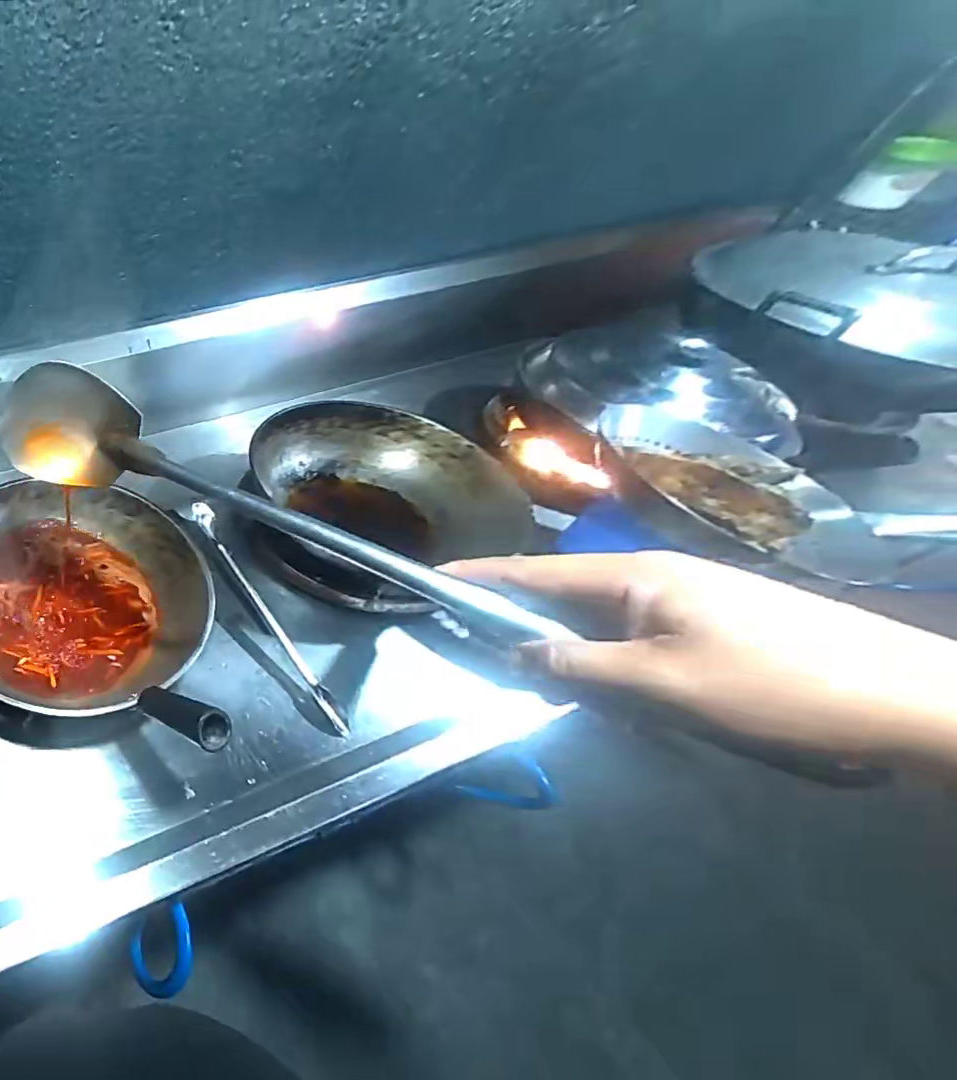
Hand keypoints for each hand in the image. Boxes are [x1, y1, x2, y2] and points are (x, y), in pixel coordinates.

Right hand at [444, 552, 956, 769]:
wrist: (928, 704)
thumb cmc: (782, 685)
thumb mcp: (662, 684)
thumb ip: (575, 665)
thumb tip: (517, 652)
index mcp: (636, 576)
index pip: (534, 571)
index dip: (480, 575)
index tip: (433, 576)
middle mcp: (655, 576)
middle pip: (563, 597)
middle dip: (531, 631)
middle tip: (510, 668)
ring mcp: (688, 597)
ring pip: (600, 622)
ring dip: (580, 657)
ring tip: (585, 696)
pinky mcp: (713, 621)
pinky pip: (636, 636)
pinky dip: (616, 663)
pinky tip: (633, 696)